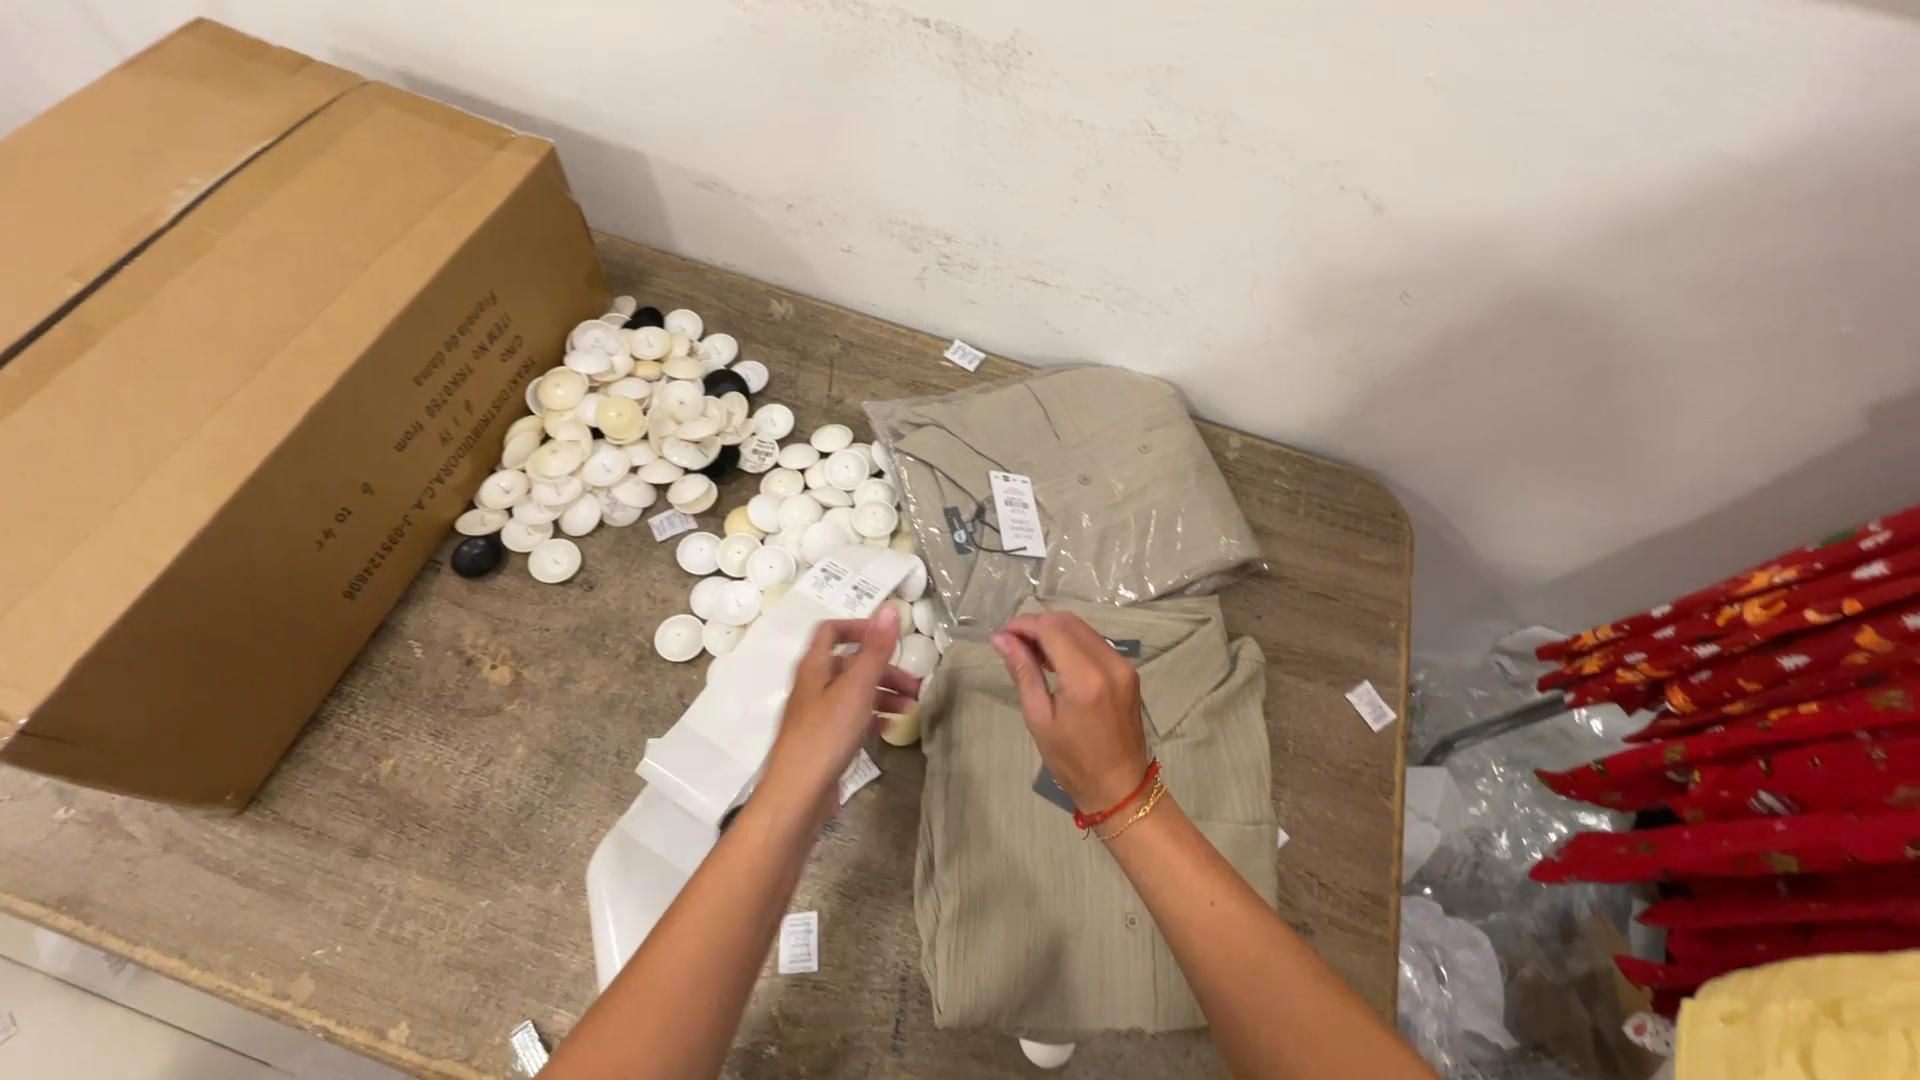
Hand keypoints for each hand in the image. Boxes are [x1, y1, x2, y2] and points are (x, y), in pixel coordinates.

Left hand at [761, 607, 916, 814]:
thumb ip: (875, 650)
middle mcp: (812, 685)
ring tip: (911, 708)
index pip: (832, 631)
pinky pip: (851, 719)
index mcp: (814, 666)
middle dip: (883, 669)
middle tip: (914, 684)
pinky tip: (890, 729)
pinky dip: (872, 718)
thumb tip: (891, 609)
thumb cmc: (826, 734)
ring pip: (854, 693)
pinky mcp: (823, 740)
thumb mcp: (856, 688)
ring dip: (883, 694)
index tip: (889, 638)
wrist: (798, 793)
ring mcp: (816, 714)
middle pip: (850, 664)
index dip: (859, 628)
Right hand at [990, 612, 1150, 813]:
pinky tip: (1054, 661)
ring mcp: (1123, 665)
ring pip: (1082, 628)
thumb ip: (1023, 672)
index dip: (1024, 625)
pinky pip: (1095, 642)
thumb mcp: (1039, 718)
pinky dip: (1071, 642)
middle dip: (1037, 624)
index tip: (1002, 635)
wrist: (1120, 787)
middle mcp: (1109, 663)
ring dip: (1054, 631)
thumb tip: (1000, 639)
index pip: (1051, 628)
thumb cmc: (1072, 761)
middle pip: (1068, 621)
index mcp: (1085, 678)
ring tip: (1030, 653)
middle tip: (1012, 643)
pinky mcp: (1128, 671)